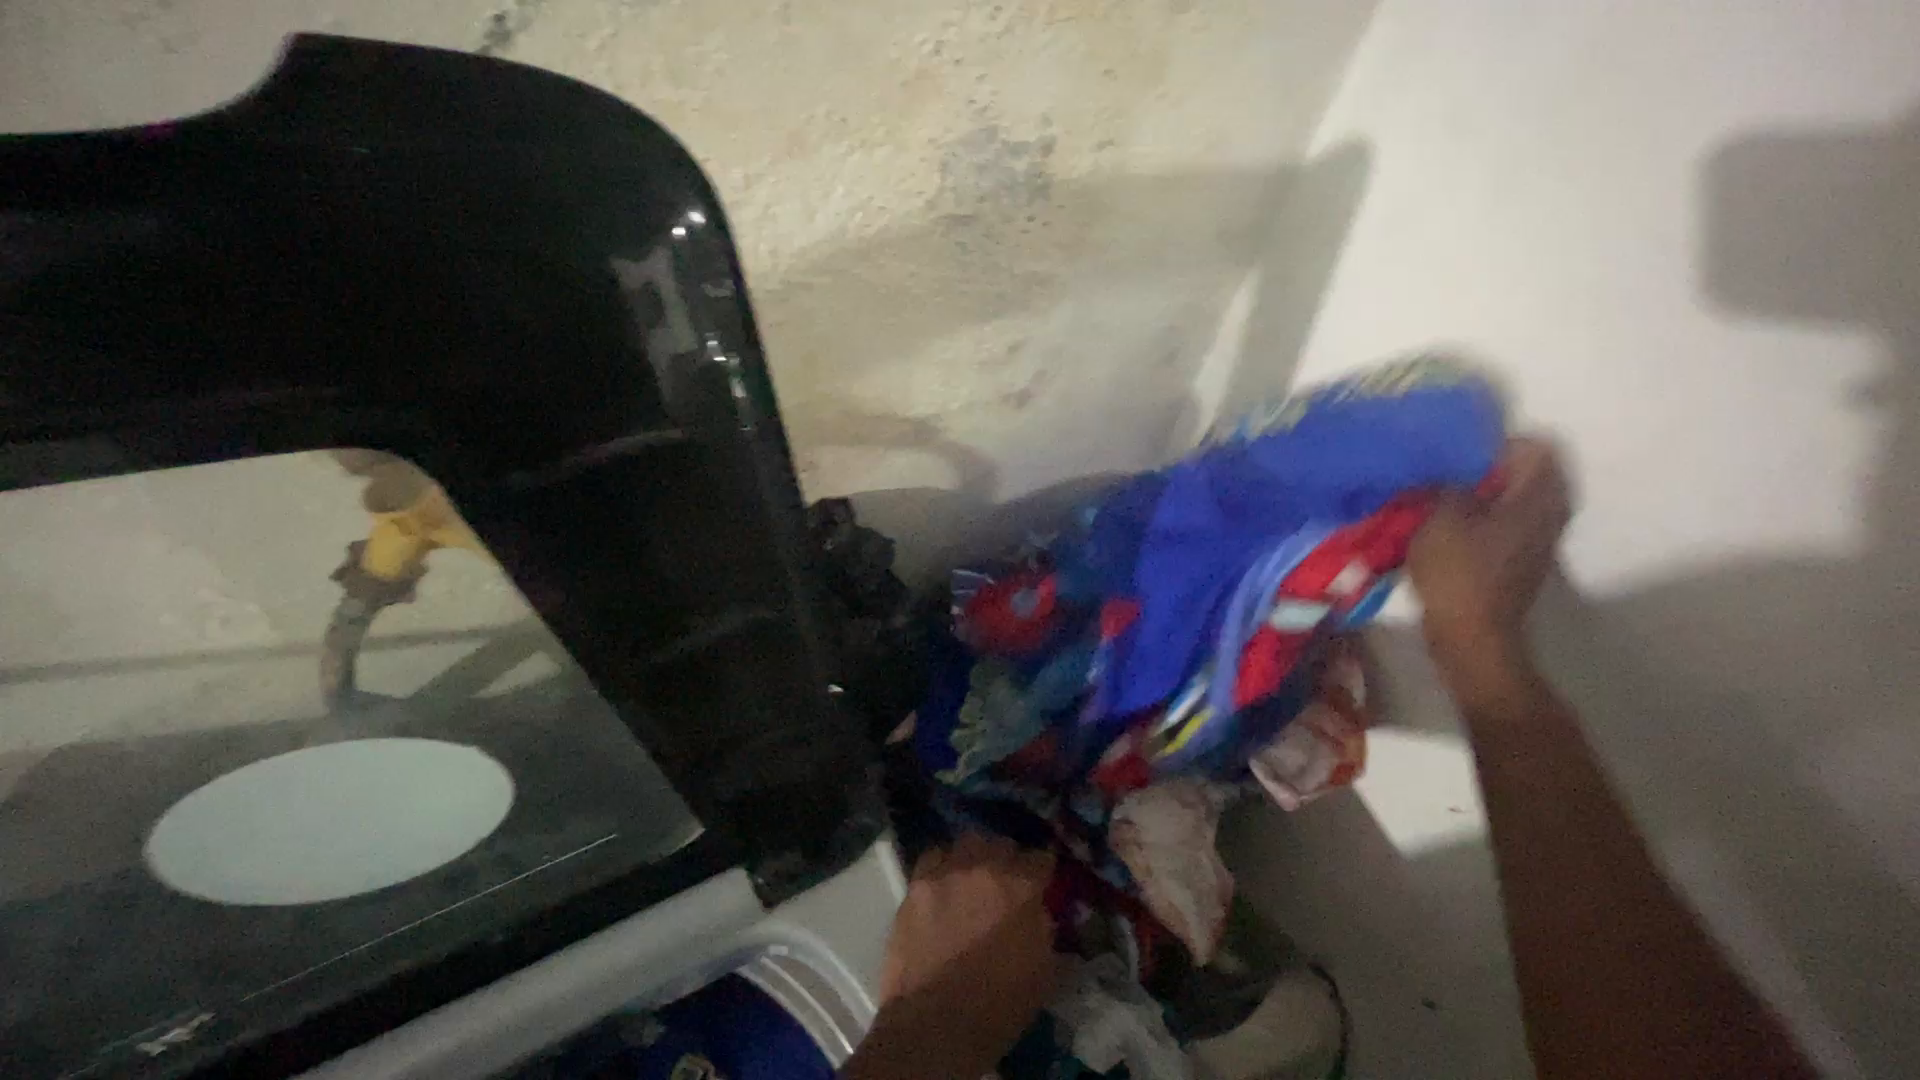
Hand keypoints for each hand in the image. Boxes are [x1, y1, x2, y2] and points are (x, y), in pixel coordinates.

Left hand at [858, 834, 1059, 1078]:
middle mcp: (983, 867)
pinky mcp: (915, 885)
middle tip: (1005, 881)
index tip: (1042, 881)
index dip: (1043, 870)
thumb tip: (1043, 913)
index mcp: (1021, 886)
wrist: (936, 1023)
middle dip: (1007, 858)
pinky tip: (943, 884)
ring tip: (972, 876)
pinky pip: (932, 858)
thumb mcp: (1045, 971)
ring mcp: (945, 872)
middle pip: (1001, 843)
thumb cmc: (998, 1004)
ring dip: (974, 856)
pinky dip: (942, 865)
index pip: (1041, 857)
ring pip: (966, 842)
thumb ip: (1046, 929)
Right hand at [1408, 436, 1572, 708]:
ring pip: (1513, 501)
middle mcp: (1549, 515)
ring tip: (1441, 499)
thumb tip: (1446, 468)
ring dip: (1481, 496)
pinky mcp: (1519, 563)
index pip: (1535, 448)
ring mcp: (1537, 542)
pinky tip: (1446, 528)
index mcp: (1538, 498)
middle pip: (1526, 475)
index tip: (1459, 453)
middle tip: (1447, 474)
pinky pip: (1504, 525)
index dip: (1496, 444)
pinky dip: (1479, 520)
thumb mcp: (1440, 516)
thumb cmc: (1458, 572)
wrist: (1470, 635)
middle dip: (1486, 470)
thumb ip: (1447, 482)